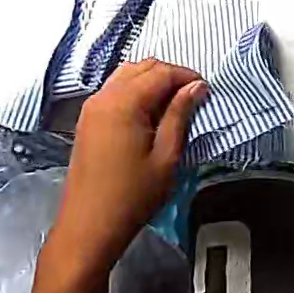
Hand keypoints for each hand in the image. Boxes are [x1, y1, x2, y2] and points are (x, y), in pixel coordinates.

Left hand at [50, 60, 207, 274]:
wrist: (88, 225)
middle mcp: (104, 96)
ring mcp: (92, 106)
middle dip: (170, 75)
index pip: (161, 72)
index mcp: (124, 102)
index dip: (186, 76)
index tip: (205, 91)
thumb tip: (196, 86)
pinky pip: (114, 89)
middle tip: (191, 97)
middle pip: (142, 67)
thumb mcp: (166, 156)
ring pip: (126, 74)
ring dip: (151, 80)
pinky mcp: (87, 119)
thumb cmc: (133, 195)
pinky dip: (135, 90)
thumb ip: (180, 115)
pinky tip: (149, 113)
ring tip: (172, 104)